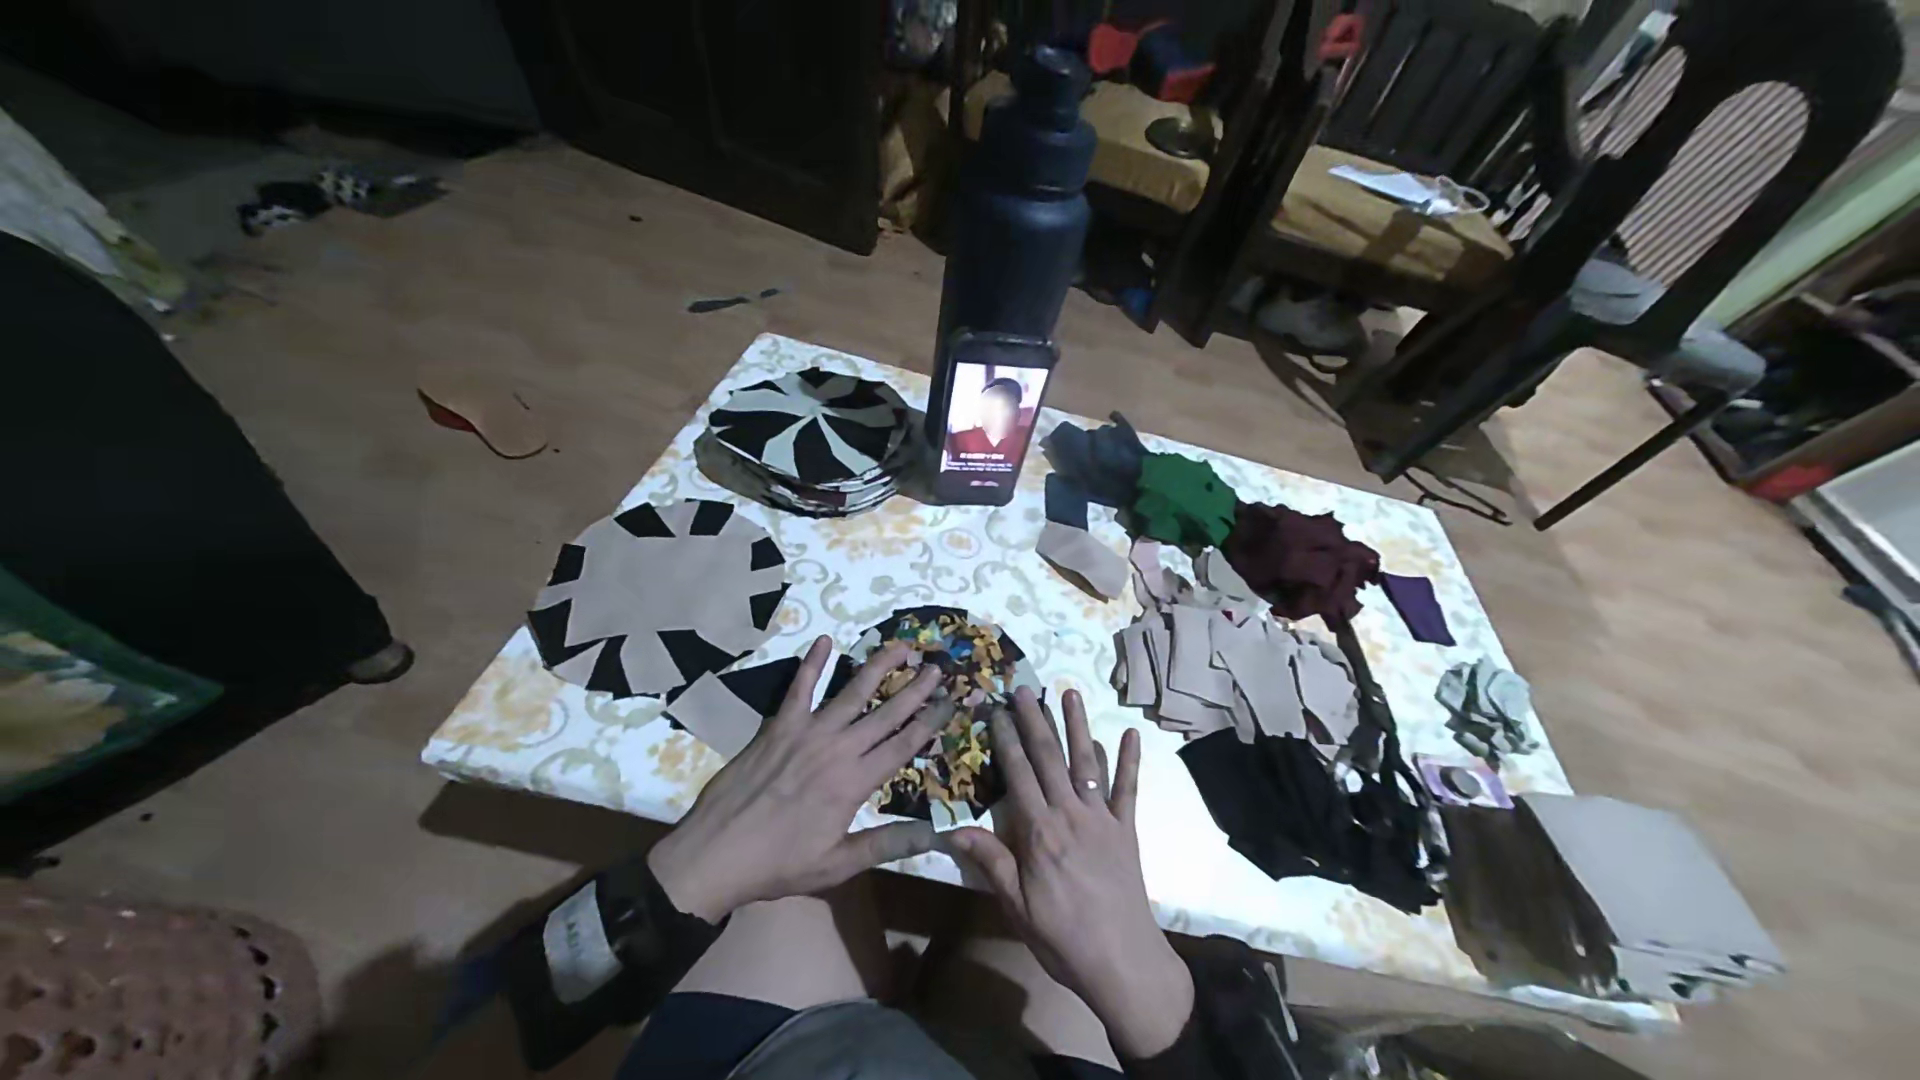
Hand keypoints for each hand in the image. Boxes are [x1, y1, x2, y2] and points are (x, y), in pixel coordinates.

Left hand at [648, 636, 947, 921]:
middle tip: (936, 667)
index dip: (930, 721)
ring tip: (900, 646)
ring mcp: (806, 732)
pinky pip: (799, 688)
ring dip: (878, 667)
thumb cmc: (780, 864)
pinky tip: (825, 640)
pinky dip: (812, 663)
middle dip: (915, 688)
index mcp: (855, 782)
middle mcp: (837, 749)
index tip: (950, 701)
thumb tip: (938, 835)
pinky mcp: (778, 726)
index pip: (904, 744)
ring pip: (851, 692)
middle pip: (885, 712)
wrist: (715, 855)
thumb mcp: (838, 864)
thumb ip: (888, 843)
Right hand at [945, 687, 1193, 1059]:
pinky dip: (1129, 761)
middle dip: (1035, 721)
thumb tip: (953, 830)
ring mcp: (1102, 818)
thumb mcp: (1017, 906)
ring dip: (1077, 726)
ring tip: (1070, 693)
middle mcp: (1070, 814)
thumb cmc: (1063, 937)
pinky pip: (1128, 789)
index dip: (1007, 740)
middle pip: (1049, 758)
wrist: (1125, 963)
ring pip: (1086, 762)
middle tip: (1024, 689)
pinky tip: (1130, 733)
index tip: (997, 711)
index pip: (1019, 774)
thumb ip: (990, 862)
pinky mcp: (1127, 829)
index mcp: (1040, 832)